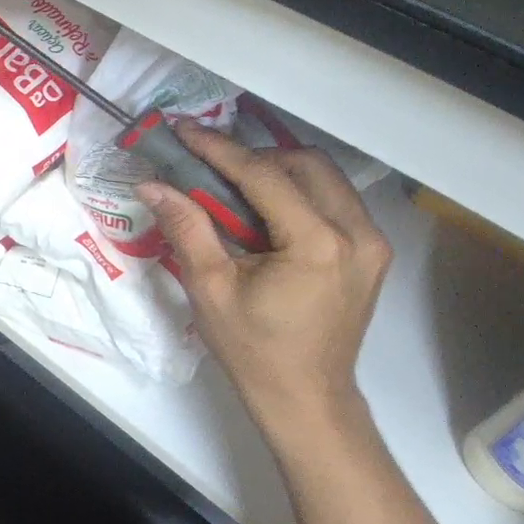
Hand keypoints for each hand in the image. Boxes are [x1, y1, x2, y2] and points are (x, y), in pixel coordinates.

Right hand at [139, 123, 392, 440]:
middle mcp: (357, 234)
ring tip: (226, 181)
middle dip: (252, 155)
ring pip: (324, 179)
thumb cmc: (250, 345)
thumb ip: (187, 228)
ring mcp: (371, 243)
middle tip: (204, 161)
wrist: (303, 392)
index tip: (183, 131)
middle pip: (306, 166)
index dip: (219, 150)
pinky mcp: (368, 253)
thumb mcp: (209, 286)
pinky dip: (293, 192)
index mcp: (317, 244)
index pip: (265, 177)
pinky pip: (332, 202)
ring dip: (274, 171)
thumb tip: (152, 185)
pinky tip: (256, 208)